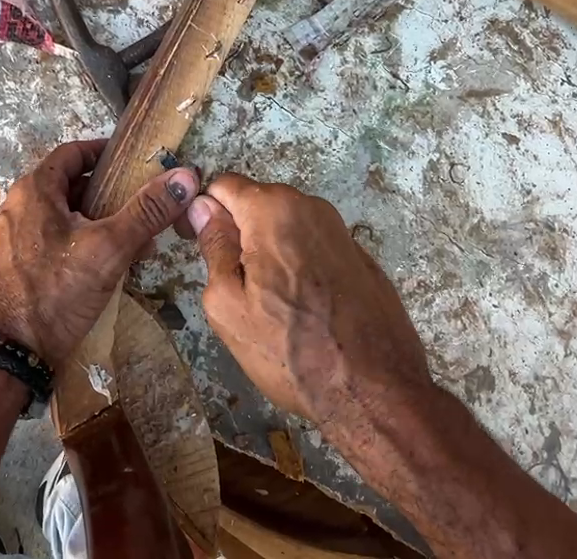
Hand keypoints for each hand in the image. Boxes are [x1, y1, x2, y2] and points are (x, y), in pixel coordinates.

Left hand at [0, 139, 199, 366]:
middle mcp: (20, 207)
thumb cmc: (54, 291)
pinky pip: (56, 242)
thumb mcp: (108, 248)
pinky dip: (85, 244)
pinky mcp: (18, 267)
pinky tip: (111, 267)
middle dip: (111, 194)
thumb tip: (185, 177)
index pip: (73, 152)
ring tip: (138, 240)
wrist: (7, 356)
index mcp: (35, 189)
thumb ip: (147, 211)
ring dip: (101, 223)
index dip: (105, 152)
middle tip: (145, 204)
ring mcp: (16, 238)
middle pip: (72, 186)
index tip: (135, 160)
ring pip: (67, 217)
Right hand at [188, 173, 432, 429]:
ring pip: (287, 227)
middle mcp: (311, 206)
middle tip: (235, 287)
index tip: (200, 246)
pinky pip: (315, 247)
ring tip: (271, 303)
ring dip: (270, 251)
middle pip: (257, 204)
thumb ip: (213, 246)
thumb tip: (202, 209)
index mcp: (274, 209)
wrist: (376, 391)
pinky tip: (305, 308)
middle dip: (240, 233)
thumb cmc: (290, 350)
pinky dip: (301, 266)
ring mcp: (341, 230)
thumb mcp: (229, 304)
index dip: (206, 211)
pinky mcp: (361, 257)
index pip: (223, 185)